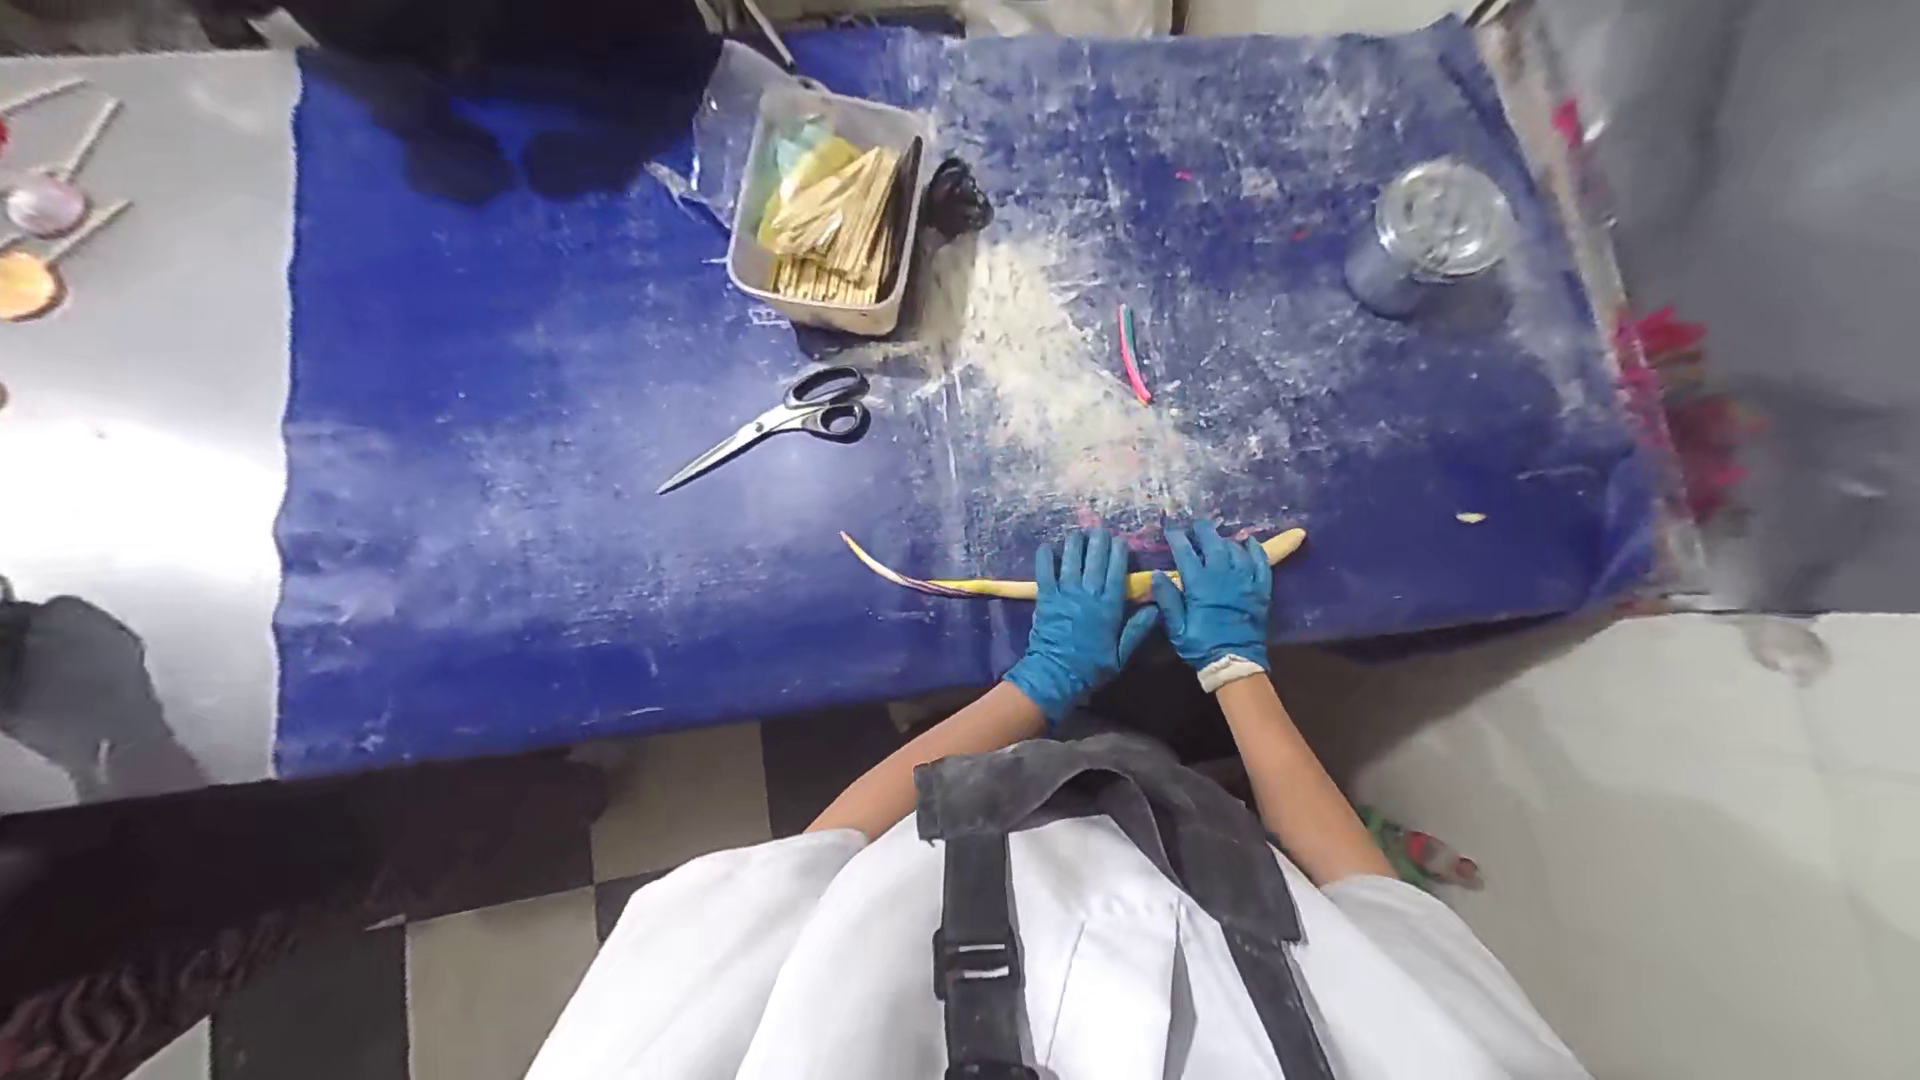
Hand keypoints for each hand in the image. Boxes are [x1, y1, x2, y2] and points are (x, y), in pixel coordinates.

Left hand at [1004, 528, 1161, 723]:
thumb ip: (1138, 629)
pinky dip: (1046, 558)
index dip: (1119, 552)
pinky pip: (1045, 572)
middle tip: (1099, 529)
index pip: (1117, 570)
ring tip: (1078, 532)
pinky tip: (1048, 546)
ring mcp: (1065, 594)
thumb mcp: (1122, 654)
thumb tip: (1156, 608)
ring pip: (1071, 560)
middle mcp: (1088, 594)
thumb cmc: (1092, 667)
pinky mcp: (1045, 598)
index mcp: (1109, 606)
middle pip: (1095, 559)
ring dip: (1075, 543)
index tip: (1120, 540)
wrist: (1055, 675)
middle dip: (1098, 541)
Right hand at [1151, 519, 1272, 677]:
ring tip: (1217, 538)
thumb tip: (1157, 574)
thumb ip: (1167, 599)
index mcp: (1199, 584)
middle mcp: (1223, 576)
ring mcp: (1245, 580)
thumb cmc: (1201, 645)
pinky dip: (1255, 549)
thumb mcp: (1176, 626)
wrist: (1236, 662)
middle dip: (1203, 531)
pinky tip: (1248, 542)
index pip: (1186, 552)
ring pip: (1236, 549)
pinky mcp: (1261, 589)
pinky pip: (1261, 562)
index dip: (1177, 537)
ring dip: (1225, 540)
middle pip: (1214, 543)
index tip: (1171, 529)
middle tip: (1195, 526)